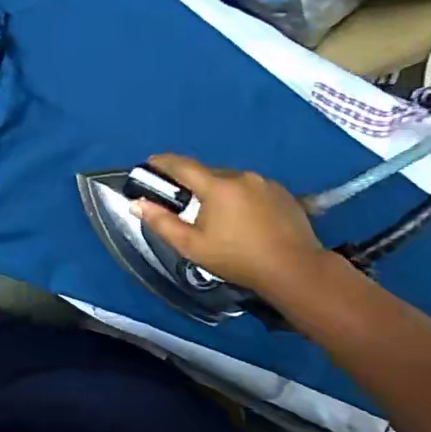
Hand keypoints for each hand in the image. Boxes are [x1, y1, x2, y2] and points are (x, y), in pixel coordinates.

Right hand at [132, 154, 329, 294]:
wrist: (294, 268)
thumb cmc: (237, 258)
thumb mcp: (192, 246)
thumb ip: (162, 222)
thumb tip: (137, 204)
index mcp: (217, 186)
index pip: (183, 165)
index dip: (163, 162)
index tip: (149, 164)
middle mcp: (242, 176)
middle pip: (208, 173)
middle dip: (192, 183)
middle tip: (182, 201)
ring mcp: (266, 182)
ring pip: (231, 180)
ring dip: (218, 191)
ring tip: (215, 214)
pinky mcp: (283, 192)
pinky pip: (252, 188)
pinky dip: (240, 197)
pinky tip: (242, 219)